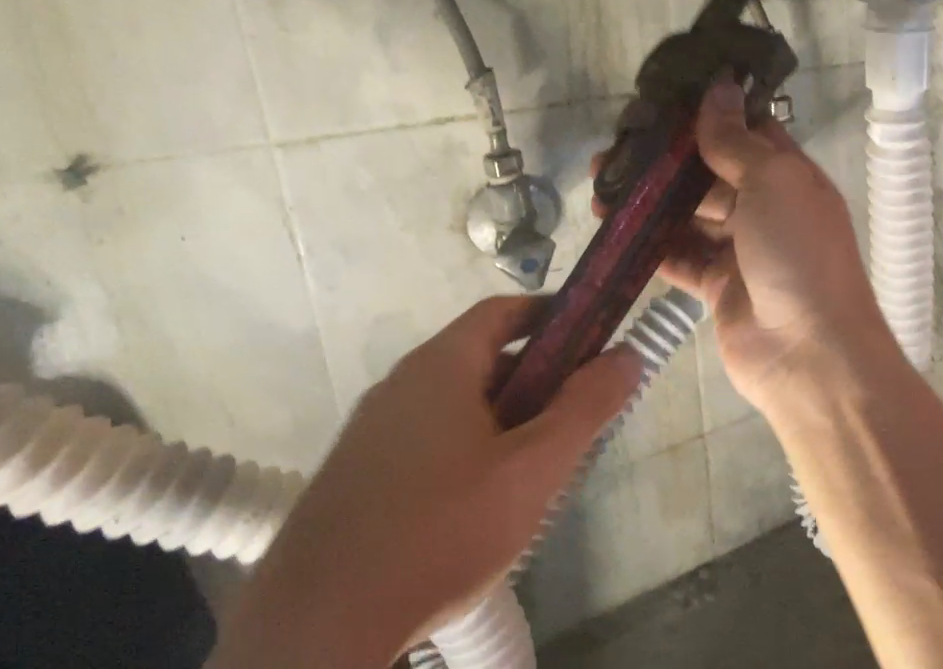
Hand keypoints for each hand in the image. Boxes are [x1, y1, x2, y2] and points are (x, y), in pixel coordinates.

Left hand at [208, 297, 640, 667]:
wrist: (316, 631)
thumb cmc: (440, 531)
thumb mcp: (534, 467)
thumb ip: (587, 406)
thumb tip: (627, 354)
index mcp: (438, 368)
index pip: (504, 311)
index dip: (555, 314)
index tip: (596, 338)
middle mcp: (398, 388)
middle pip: (483, 359)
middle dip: (540, 378)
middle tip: (578, 418)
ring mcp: (369, 435)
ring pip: (458, 406)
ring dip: (507, 421)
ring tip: (537, 470)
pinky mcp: (354, 481)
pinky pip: (428, 443)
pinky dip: (470, 452)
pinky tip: (484, 507)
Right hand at [635, 78, 895, 411]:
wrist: (810, 352)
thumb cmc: (799, 252)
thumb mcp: (773, 182)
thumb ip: (736, 140)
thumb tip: (720, 85)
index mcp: (792, 177)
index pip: (750, 132)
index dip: (710, 114)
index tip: (661, 99)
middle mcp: (769, 208)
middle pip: (712, 174)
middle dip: (667, 160)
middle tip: (615, 147)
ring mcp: (743, 250)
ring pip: (689, 215)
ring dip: (649, 201)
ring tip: (599, 184)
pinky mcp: (718, 289)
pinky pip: (679, 258)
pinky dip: (649, 245)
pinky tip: (611, 227)